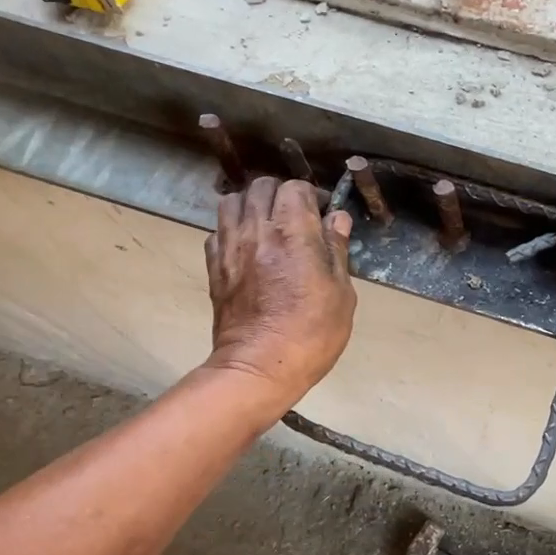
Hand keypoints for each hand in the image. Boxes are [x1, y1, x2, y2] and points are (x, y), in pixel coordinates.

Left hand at [203, 177, 355, 408]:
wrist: (260, 367)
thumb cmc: (312, 333)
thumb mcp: (341, 293)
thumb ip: (336, 250)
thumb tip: (337, 219)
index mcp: (294, 233)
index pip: (296, 188)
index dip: (312, 196)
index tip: (324, 214)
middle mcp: (257, 231)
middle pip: (261, 187)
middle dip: (281, 194)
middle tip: (297, 217)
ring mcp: (230, 247)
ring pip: (232, 202)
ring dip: (251, 205)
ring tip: (268, 225)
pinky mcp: (214, 267)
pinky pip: (218, 231)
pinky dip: (233, 230)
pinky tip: (248, 248)